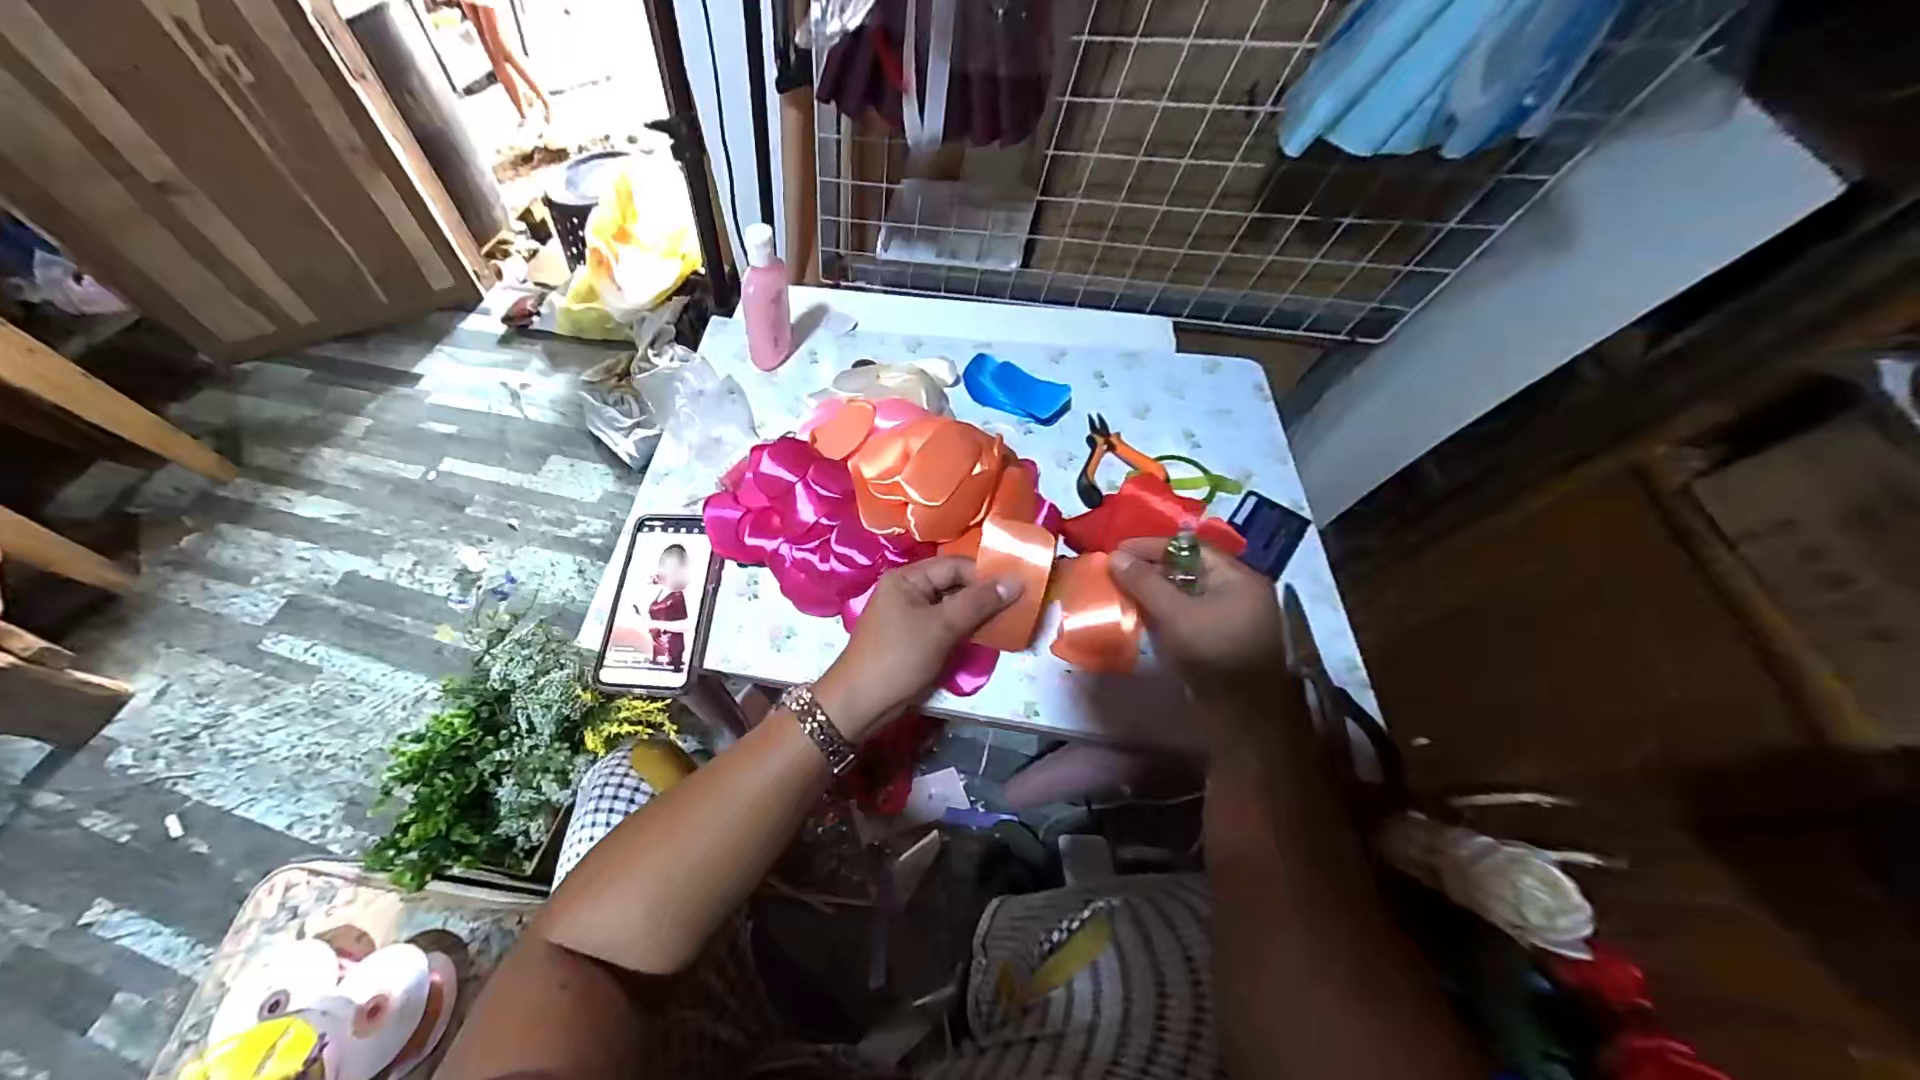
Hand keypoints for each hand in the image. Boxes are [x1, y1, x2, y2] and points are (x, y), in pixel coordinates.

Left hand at [813, 557, 1019, 740]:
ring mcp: (909, 614)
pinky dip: (964, 628)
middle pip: (954, 584)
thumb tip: (1015, 581)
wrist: (861, 704)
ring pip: (952, 606)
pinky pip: (945, 624)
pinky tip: (985, 636)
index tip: (1018, 587)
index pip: (955, 565)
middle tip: (1018, 605)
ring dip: (977, 613)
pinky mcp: (914, 637)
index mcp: (907, 577)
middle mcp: (907, 590)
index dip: (986, 575)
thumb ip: (978, 602)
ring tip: (1008, 620)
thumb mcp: (941, 627)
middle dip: (984, 595)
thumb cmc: (899, 658)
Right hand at [1107, 536, 1286, 701]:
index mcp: (1238, 578)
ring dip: (1154, 593)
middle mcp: (1238, 593)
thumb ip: (1145, 583)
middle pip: (1188, 570)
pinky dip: (1164, 614)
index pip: (1191, 548)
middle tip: (1116, 571)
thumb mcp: (1176, 615)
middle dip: (1151, 569)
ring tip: (1121, 592)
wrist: (1243, 718)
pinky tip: (1140, 617)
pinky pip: (1187, 617)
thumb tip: (1115, 556)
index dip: (1152, 546)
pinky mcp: (1219, 642)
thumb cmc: (1214, 655)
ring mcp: (1230, 619)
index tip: (1117, 551)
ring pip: (1185, 595)